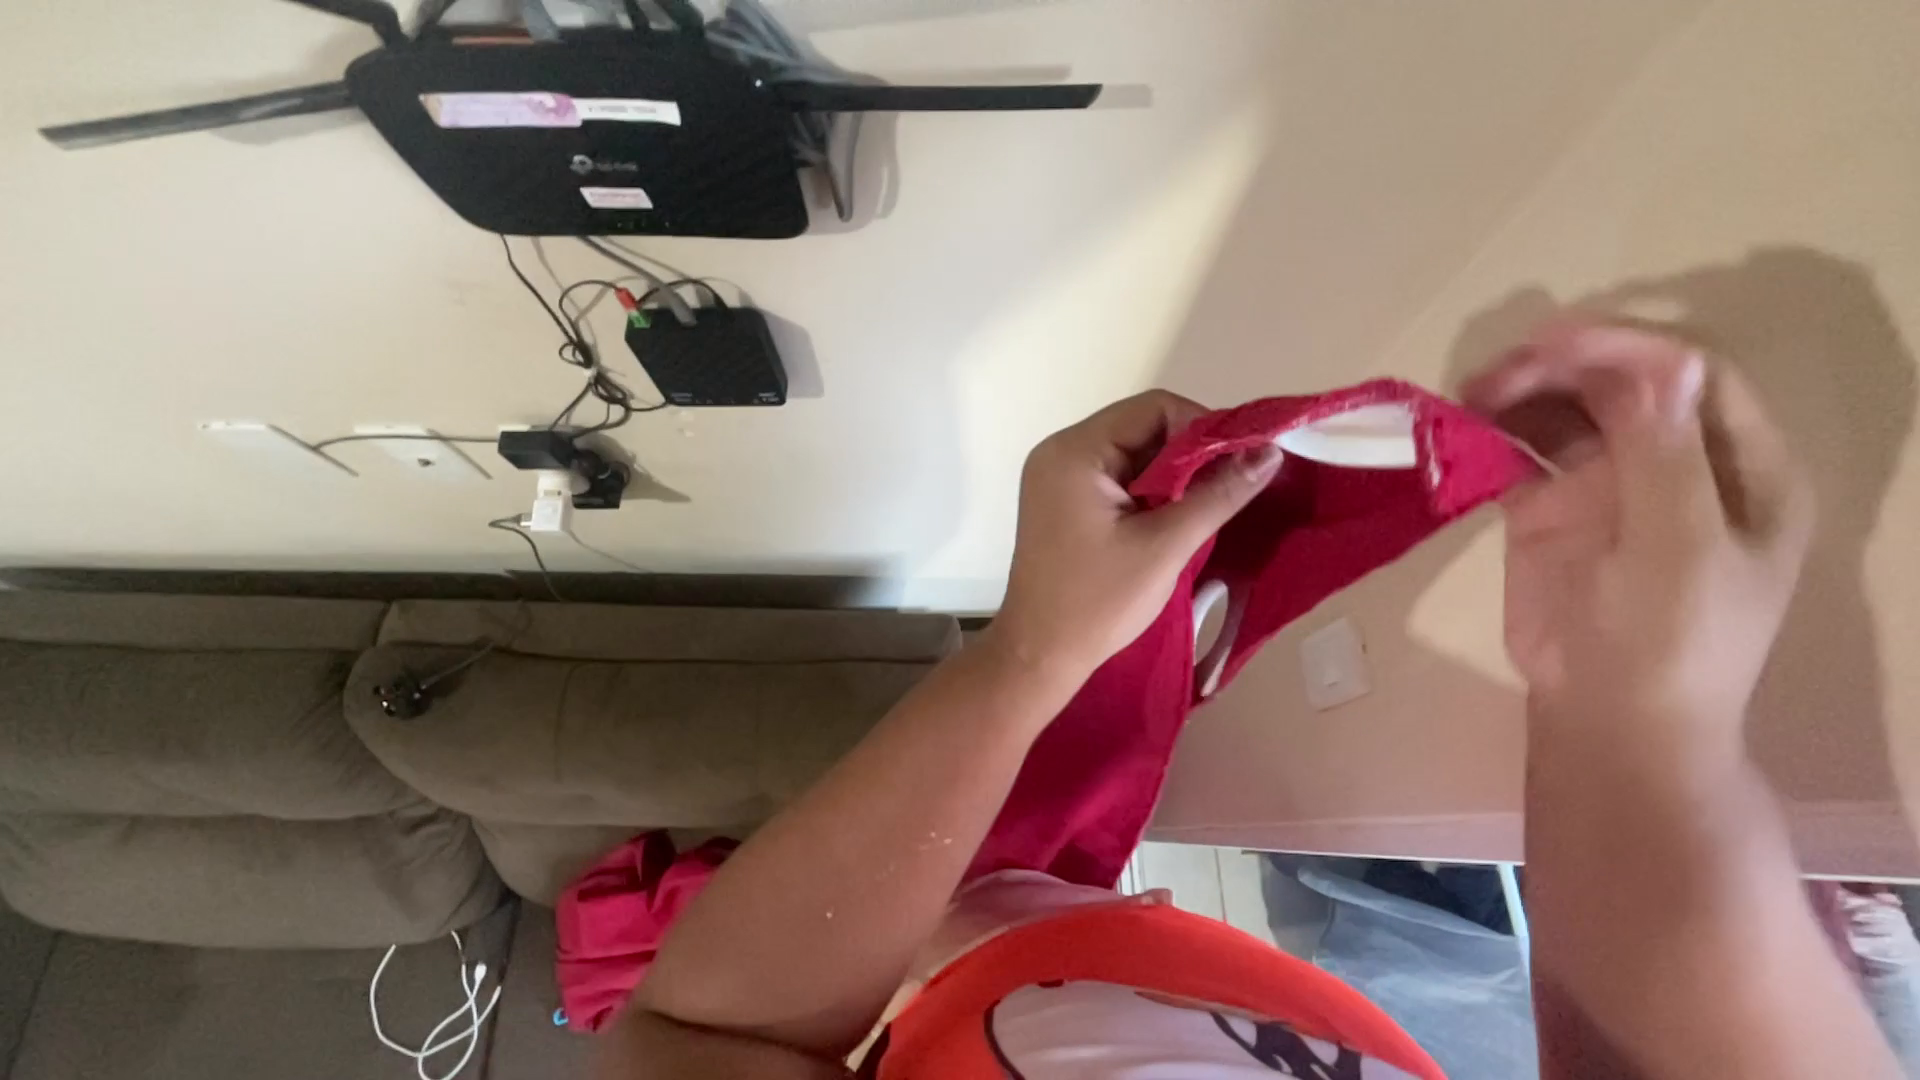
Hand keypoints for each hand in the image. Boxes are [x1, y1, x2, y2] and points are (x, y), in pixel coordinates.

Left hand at [986, 390, 1284, 680]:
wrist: (1040, 653)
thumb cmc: (1097, 602)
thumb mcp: (1165, 546)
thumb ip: (1218, 494)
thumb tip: (1270, 453)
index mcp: (1074, 452)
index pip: (1153, 409)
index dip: (1203, 429)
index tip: (1240, 463)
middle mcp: (1060, 452)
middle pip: (1142, 428)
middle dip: (1189, 455)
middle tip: (1228, 488)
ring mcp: (1058, 477)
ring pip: (1133, 454)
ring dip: (1172, 476)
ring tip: (1201, 508)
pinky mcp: (1064, 502)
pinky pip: (1117, 478)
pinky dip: (1150, 492)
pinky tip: (1171, 519)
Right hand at [1462, 321, 1813, 753]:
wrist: (1606, 714)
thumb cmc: (1666, 640)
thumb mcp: (1680, 549)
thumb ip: (1668, 457)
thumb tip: (1661, 364)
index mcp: (1736, 467)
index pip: (1690, 377)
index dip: (1623, 348)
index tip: (1546, 345)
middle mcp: (1672, 464)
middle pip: (1619, 386)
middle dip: (1558, 368)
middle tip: (1489, 377)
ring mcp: (1605, 487)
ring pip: (1564, 414)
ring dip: (1517, 397)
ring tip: (1465, 401)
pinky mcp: (1547, 511)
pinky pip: (1519, 456)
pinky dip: (1489, 441)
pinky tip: (1459, 438)